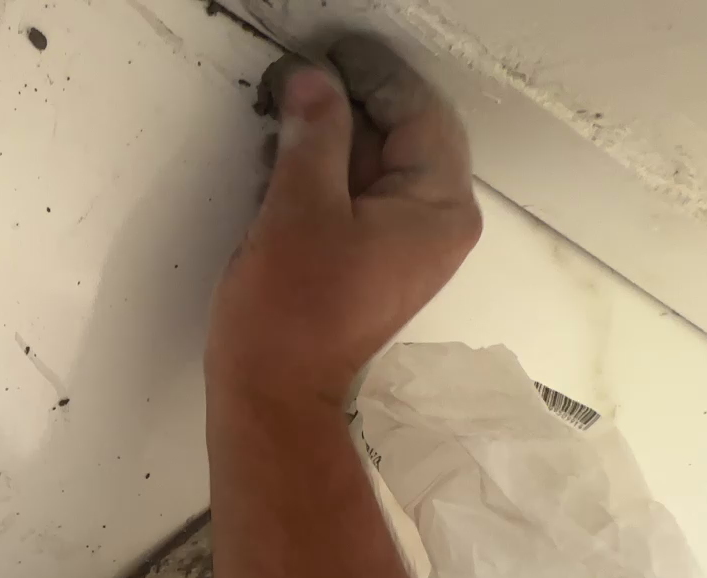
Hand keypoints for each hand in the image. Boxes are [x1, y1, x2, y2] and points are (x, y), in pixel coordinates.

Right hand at [207, 35, 481, 409]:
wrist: (268, 398)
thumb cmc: (287, 311)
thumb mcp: (297, 213)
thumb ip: (312, 138)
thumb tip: (311, 81)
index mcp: (437, 208)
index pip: (415, 115)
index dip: (371, 77)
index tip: (327, 51)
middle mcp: (429, 226)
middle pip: (391, 145)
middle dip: (340, 112)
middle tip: (287, 85)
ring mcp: (392, 253)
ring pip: (363, 178)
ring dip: (320, 148)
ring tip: (273, 124)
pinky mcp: (355, 273)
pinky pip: (344, 210)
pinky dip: (314, 186)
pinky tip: (277, 172)